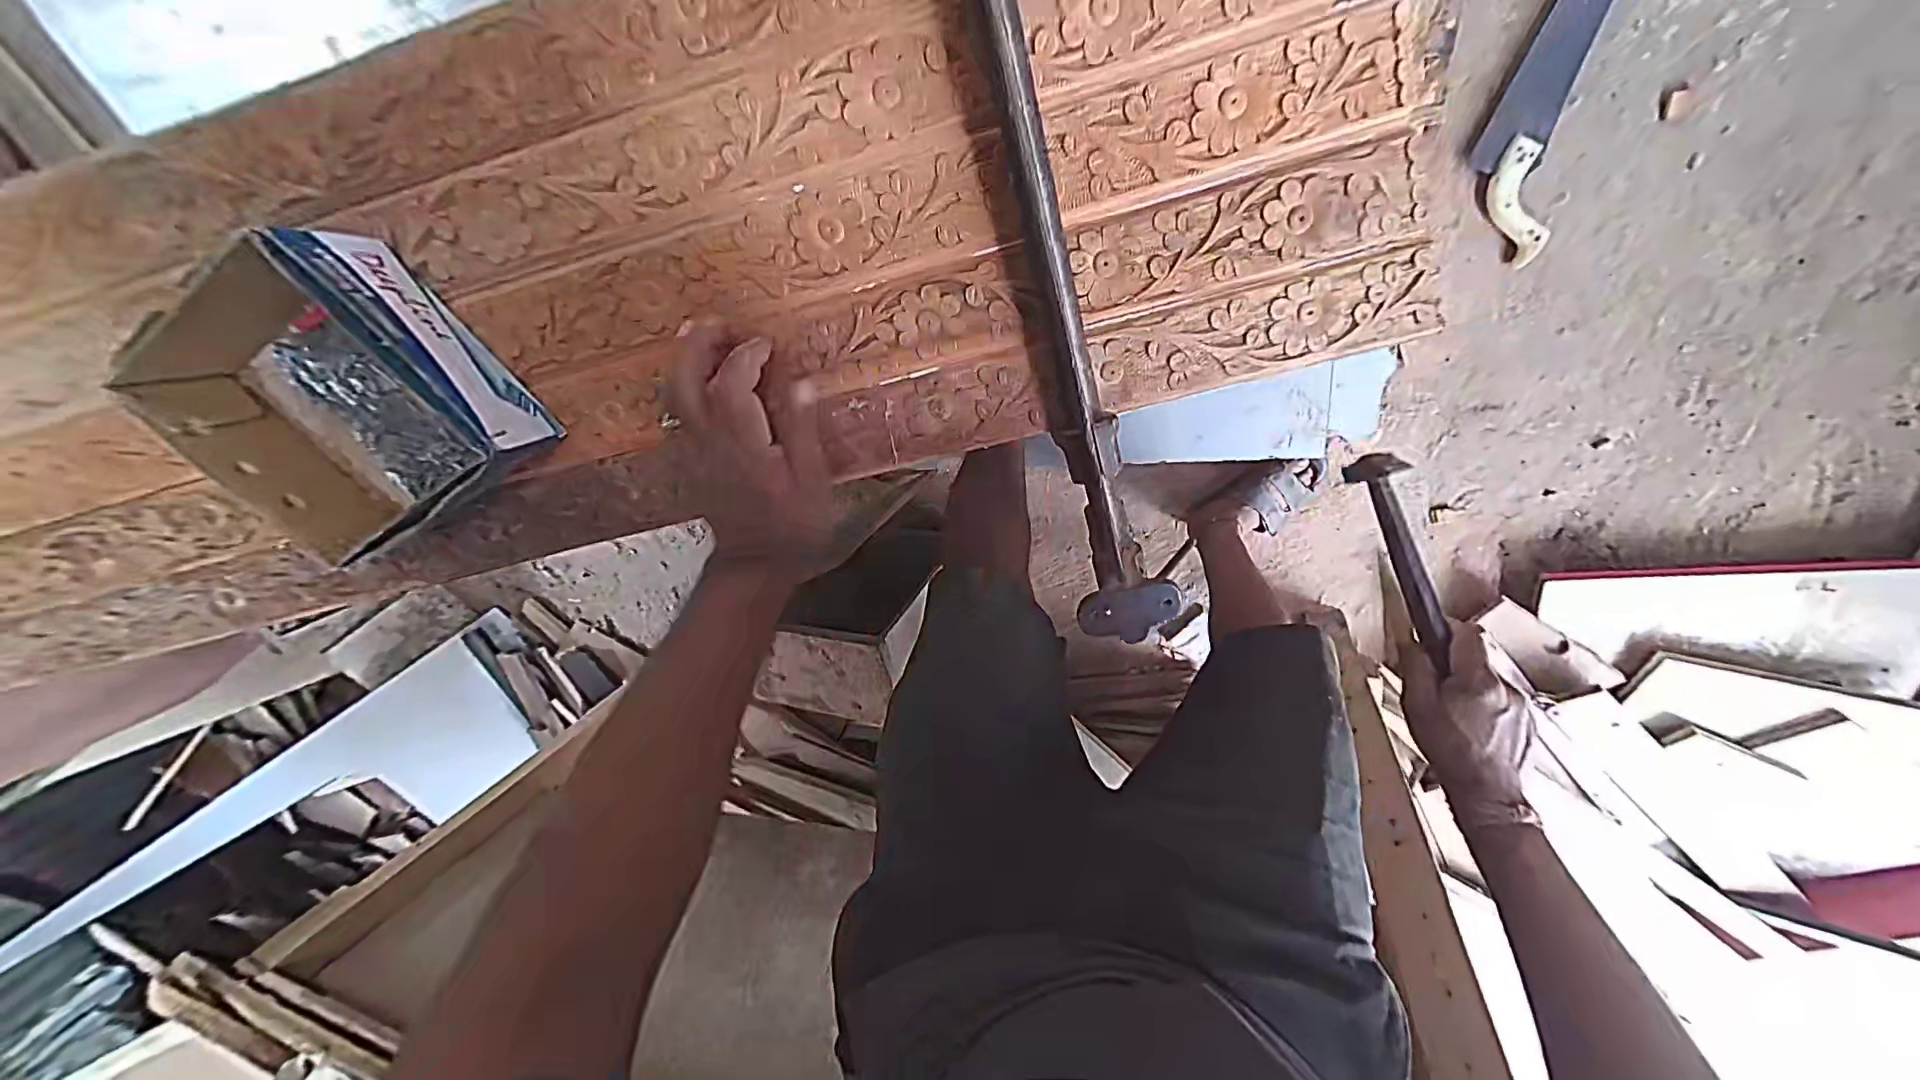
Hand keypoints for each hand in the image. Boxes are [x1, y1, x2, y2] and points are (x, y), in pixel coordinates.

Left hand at [671, 323, 834, 585]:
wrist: (755, 563)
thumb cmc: (792, 527)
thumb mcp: (812, 481)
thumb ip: (803, 430)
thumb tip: (802, 383)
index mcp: (744, 444)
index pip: (732, 383)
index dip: (748, 355)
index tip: (770, 345)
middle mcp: (711, 441)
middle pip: (686, 380)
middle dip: (700, 344)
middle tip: (724, 323)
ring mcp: (696, 450)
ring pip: (676, 393)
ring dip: (689, 359)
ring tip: (710, 337)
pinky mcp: (693, 458)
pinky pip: (681, 409)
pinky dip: (690, 381)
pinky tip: (709, 375)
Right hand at [1398, 621, 1534, 816]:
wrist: (1488, 792)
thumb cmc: (1450, 750)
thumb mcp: (1417, 705)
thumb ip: (1416, 667)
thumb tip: (1413, 642)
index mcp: (1479, 679)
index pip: (1468, 632)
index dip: (1447, 630)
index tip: (1432, 636)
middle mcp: (1506, 686)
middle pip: (1477, 657)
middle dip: (1454, 665)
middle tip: (1434, 686)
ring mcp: (1522, 703)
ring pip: (1488, 679)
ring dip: (1469, 687)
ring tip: (1453, 713)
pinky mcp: (1528, 719)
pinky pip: (1501, 698)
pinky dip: (1484, 705)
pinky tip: (1470, 726)